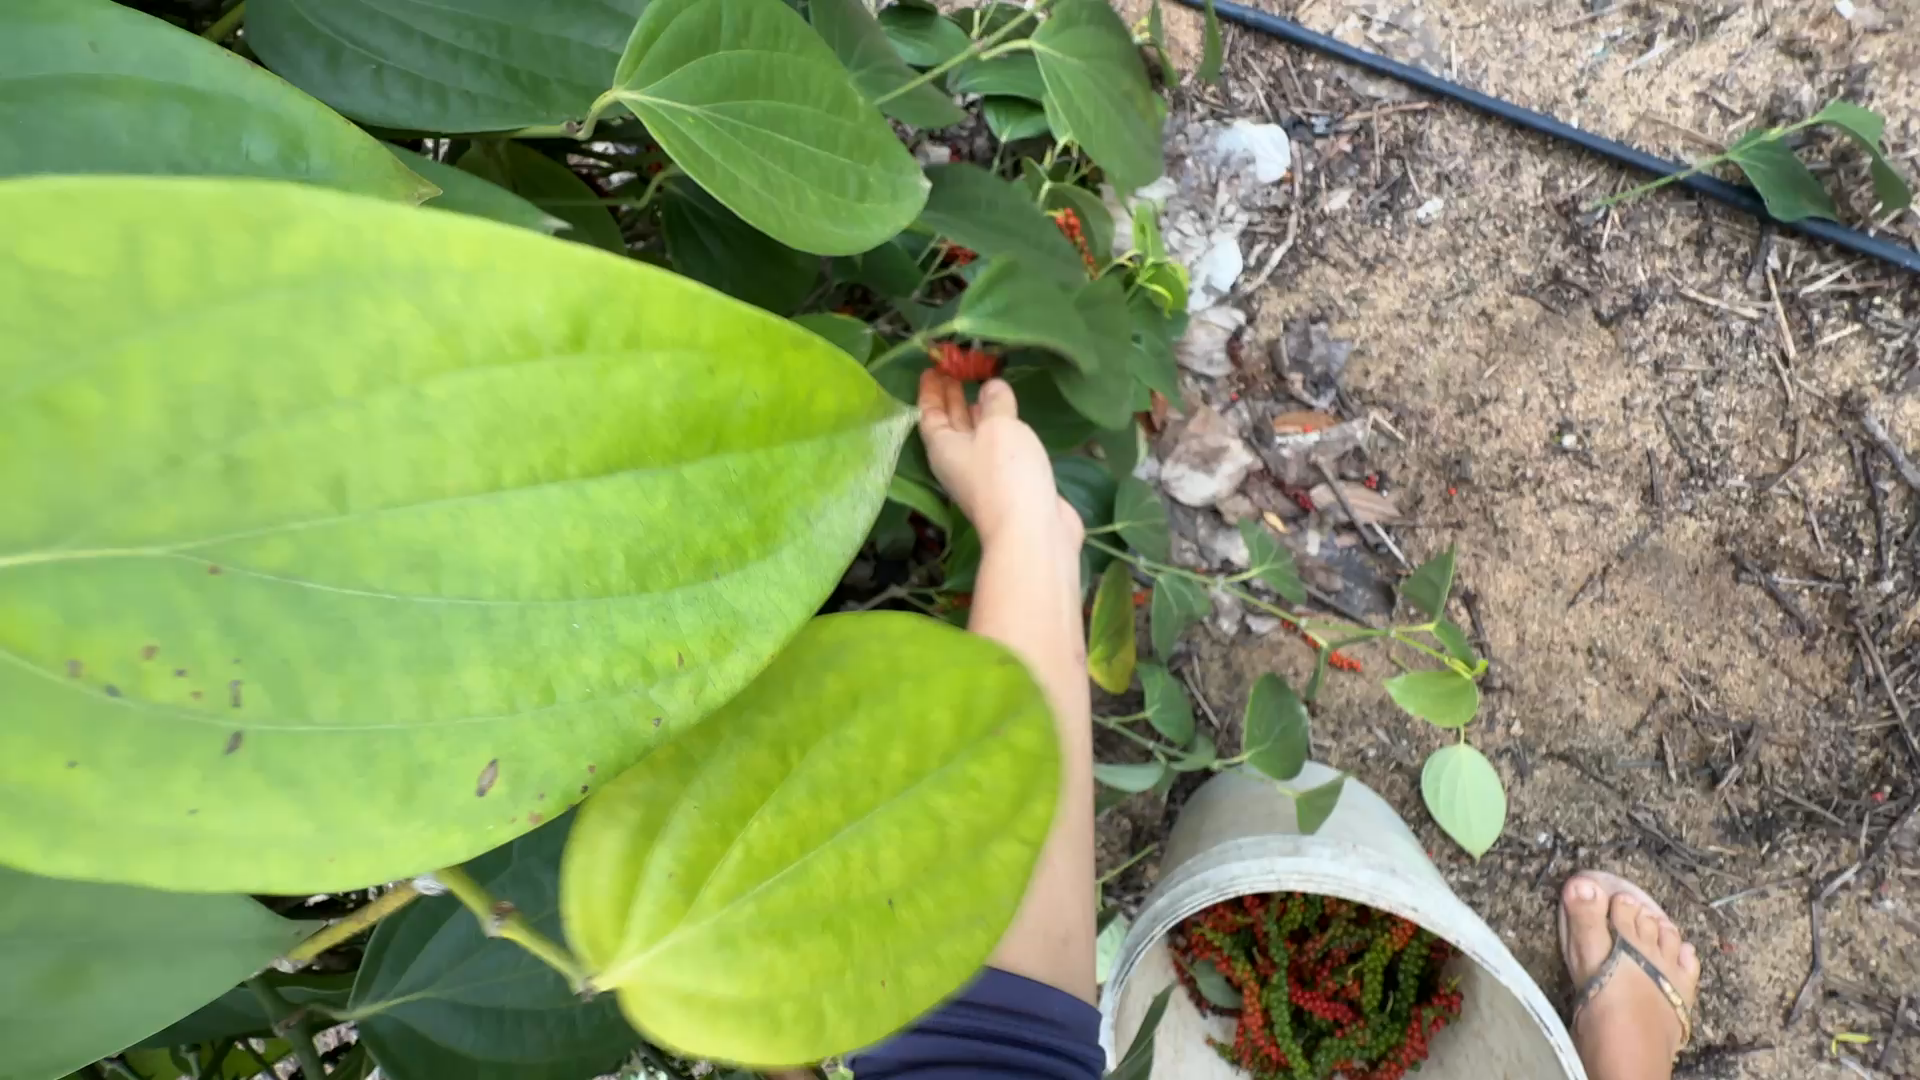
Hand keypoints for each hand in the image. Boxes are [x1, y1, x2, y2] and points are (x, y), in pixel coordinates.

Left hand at [917, 370, 1081, 552]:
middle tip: (956, 370)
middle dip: (951, 398)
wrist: (1031, 531)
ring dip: (977, 415)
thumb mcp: (998, 427)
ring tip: (983, 389)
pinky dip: (1000, 432)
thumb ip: (995, 403)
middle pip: (949, 425)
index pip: (929, 414)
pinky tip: (1012, 421)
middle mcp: (958, 462)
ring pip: (975, 438)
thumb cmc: (1005, 473)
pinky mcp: (1009, 485)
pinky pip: (998, 450)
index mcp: (943, 447)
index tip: (932, 367)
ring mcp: (983, 477)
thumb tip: (992, 388)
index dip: (930, 390)